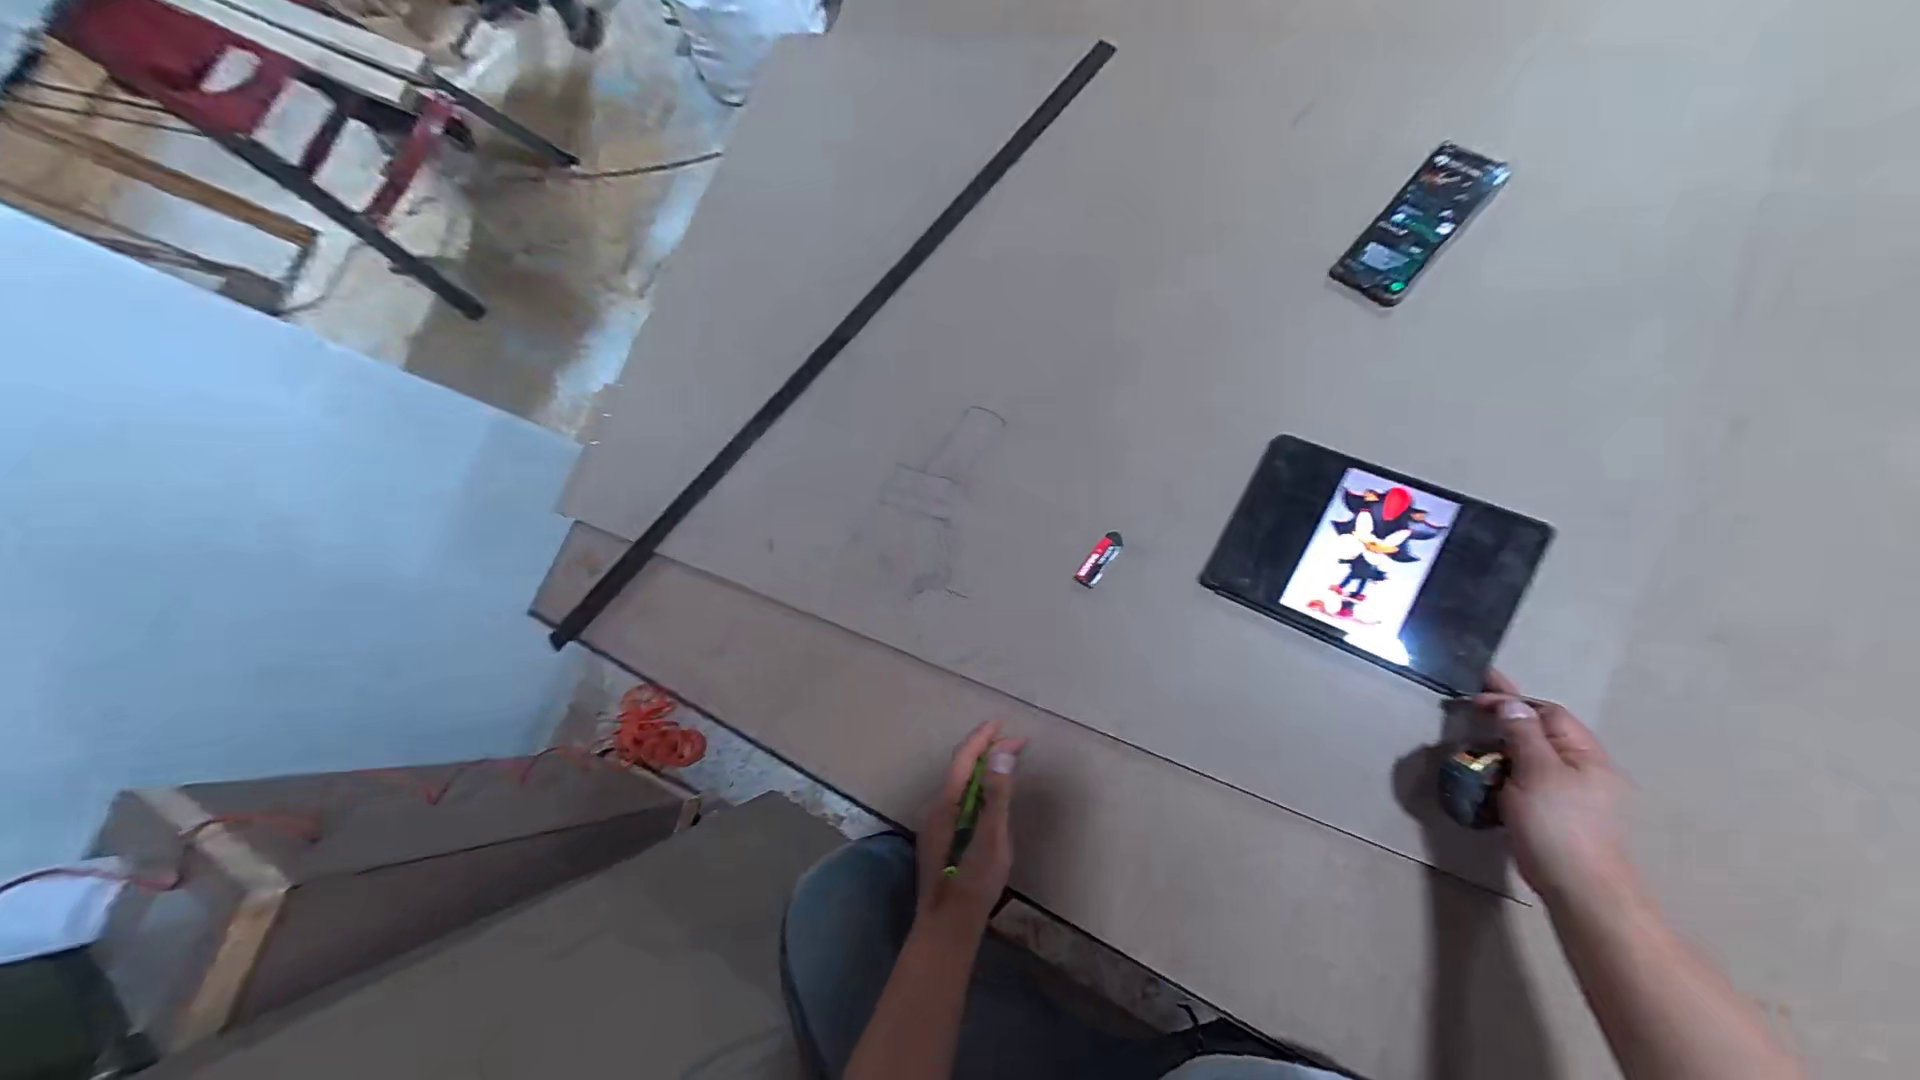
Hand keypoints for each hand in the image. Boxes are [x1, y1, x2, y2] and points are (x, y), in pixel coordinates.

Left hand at [914, 720, 1025, 935]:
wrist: (947, 927)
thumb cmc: (973, 884)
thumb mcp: (992, 839)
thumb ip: (997, 796)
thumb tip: (1002, 753)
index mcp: (946, 803)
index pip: (964, 758)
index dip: (982, 738)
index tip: (1001, 723)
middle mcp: (936, 807)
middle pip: (960, 768)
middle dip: (985, 749)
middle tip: (1014, 743)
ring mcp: (936, 823)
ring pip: (959, 784)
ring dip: (982, 768)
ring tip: (1006, 762)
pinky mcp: (941, 837)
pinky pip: (960, 798)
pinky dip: (977, 786)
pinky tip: (990, 795)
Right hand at [1478, 670, 1633, 904]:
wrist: (1579, 887)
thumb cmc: (1558, 824)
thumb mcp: (1537, 772)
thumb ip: (1523, 735)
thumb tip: (1511, 705)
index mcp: (1587, 757)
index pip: (1549, 714)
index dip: (1513, 701)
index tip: (1476, 695)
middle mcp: (1585, 770)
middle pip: (1542, 732)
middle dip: (1507, 719)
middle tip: (1471, 707)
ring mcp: (1572, 793)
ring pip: (1532, 756)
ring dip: (1503, 745)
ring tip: (1473, 741)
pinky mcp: (1556, 812)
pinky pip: (1527, 778)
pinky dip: (1505, 770)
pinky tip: (1487, 773)